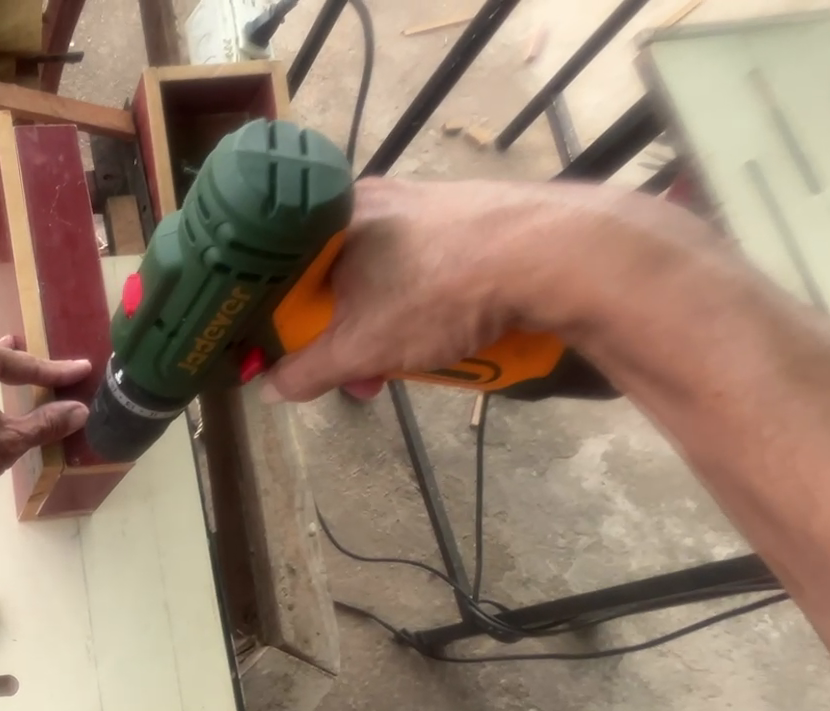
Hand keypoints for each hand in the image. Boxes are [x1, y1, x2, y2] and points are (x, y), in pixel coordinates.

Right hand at [263, 178, 679, 402]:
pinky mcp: (466, 214)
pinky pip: (418, 268)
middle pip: (329, 283)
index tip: (291, 362)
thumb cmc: (439, 293)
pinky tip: (443, 330)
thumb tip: (269, 390)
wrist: (559, 254)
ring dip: (380, 329)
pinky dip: (418, 305)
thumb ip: (306, 373)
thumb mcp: (360, 348)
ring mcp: (421, 203)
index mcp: (328, 221)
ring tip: (408, 363)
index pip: (279, 280)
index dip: (279, 328)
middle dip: (340, 340)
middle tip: (363, 379)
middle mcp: (369, 201)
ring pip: (376, 279)